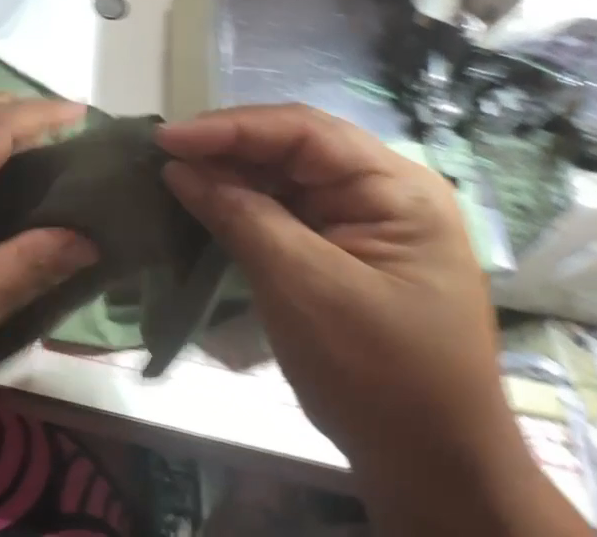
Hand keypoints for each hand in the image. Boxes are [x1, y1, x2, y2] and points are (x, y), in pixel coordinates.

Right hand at [156, 104, 509, 466]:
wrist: (433, 468)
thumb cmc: (378, 374)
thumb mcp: (302, 287)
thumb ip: (240, 216)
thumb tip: (179, 168)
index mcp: (396, 189)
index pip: (304, 132)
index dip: (230, 128)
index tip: (166, 140)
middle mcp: (384, 192)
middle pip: (294, 148)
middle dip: (227, 147)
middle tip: (163, 154)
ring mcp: (366, 223)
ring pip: (286, 177)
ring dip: (230, 174)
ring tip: (173, 174)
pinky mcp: (344, 252)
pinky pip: (287, 210)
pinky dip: (243, 205)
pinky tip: (205, 205)